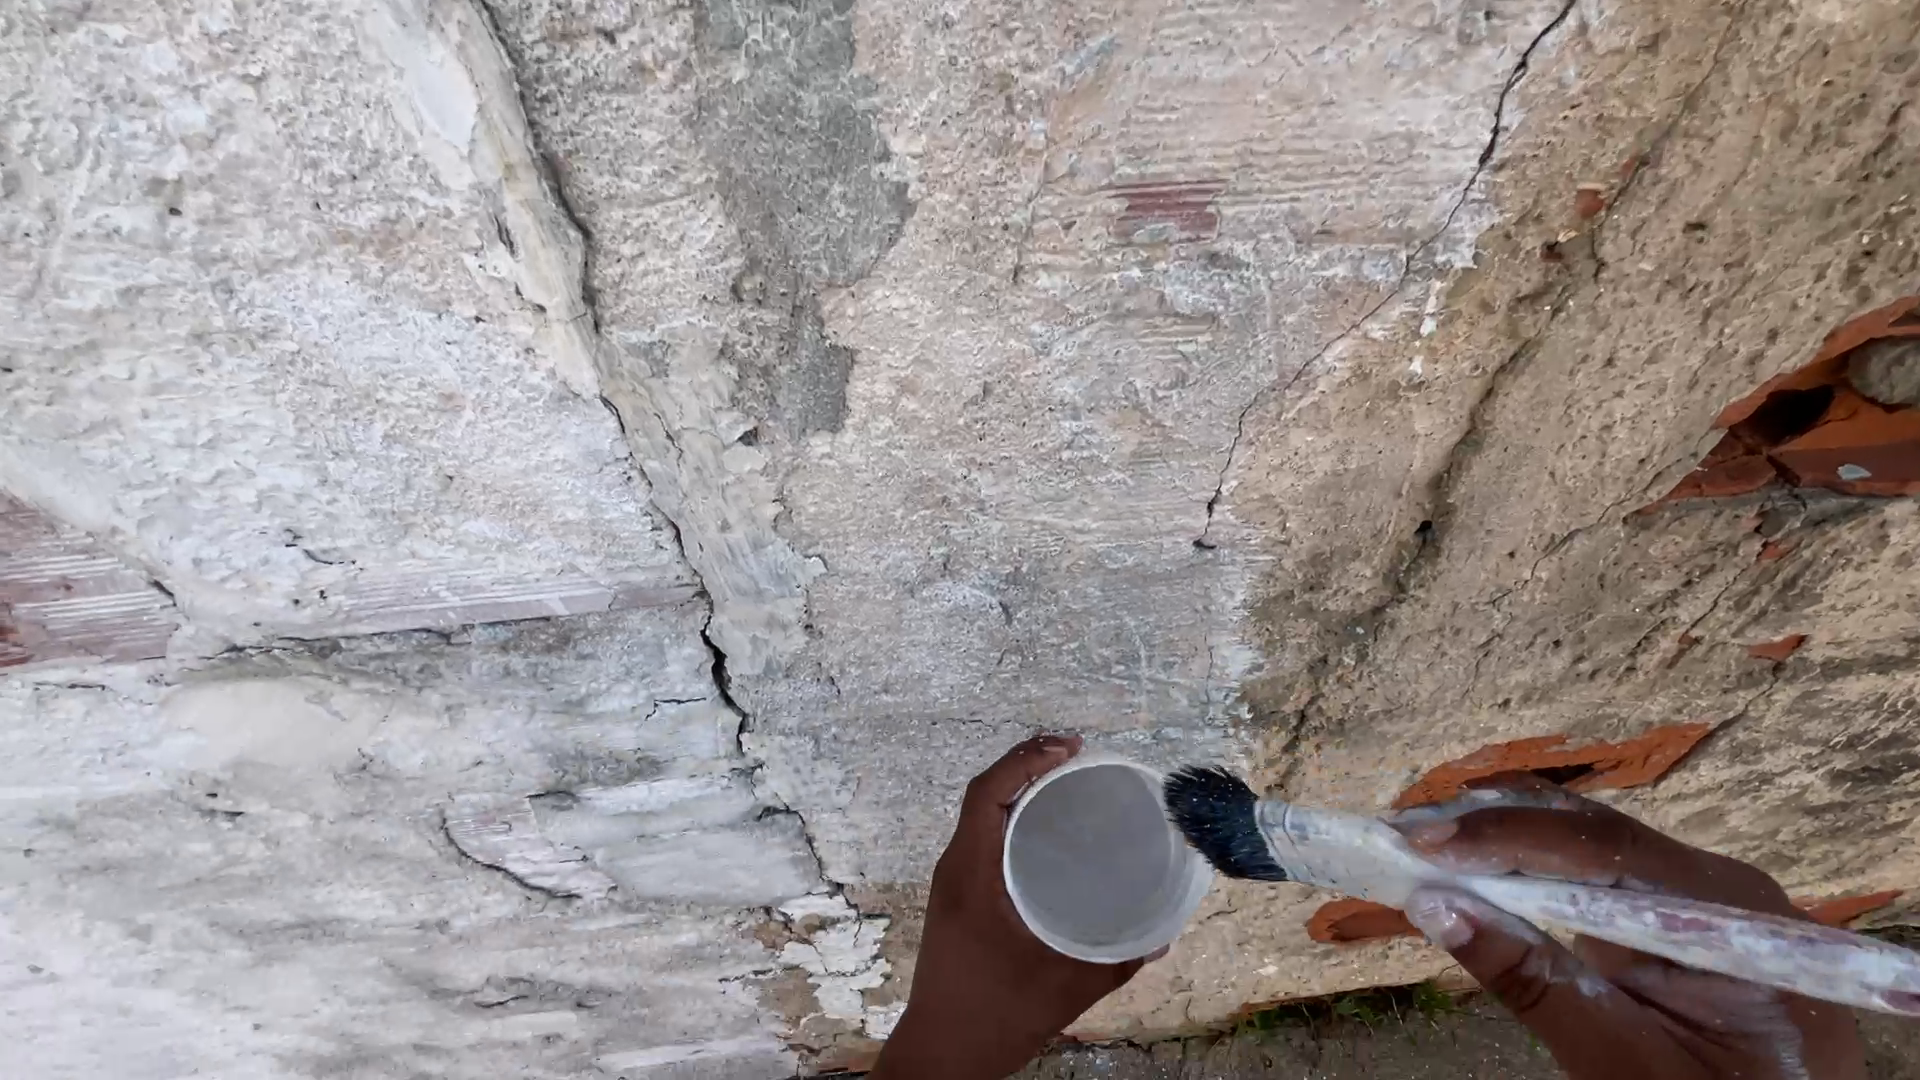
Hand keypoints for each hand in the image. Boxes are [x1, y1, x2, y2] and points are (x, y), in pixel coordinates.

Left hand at [869, 734, 1156, 1079]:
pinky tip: (1043, 824)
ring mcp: (953, 878)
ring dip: (1016, 784)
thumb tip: (1162, 937)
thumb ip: (1115, 962)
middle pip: (983, 792)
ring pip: (980, 811)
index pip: (986, 793)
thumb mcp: (1062, 989)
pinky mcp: (958, 892)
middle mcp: (955, 865)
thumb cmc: (992, 1016)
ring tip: (1063, 775)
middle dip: (1025, 762)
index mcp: (969, 873)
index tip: (1068, 749)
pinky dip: (1011, 812)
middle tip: (1074, 753)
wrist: (938, 1055)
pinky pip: (982, 832)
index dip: (1024, 760)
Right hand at [1392, 777, 1865, 1079]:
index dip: (1505, 835)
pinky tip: (1460, 857)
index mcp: (1735, 923)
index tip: (1421, 842)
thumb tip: (1430, 905)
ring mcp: (1685, 888)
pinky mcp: (1651, 901)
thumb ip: (1533, 983)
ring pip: (1570, 832)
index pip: (1604, 848)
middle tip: (1401, 831)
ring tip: (1416, 838)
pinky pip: (1571, 859)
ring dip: (1488, 834)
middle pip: (1582, 827)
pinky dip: (1508, 856)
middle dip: (1485, 824)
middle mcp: (1715, 884)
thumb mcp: (1621, 1066)